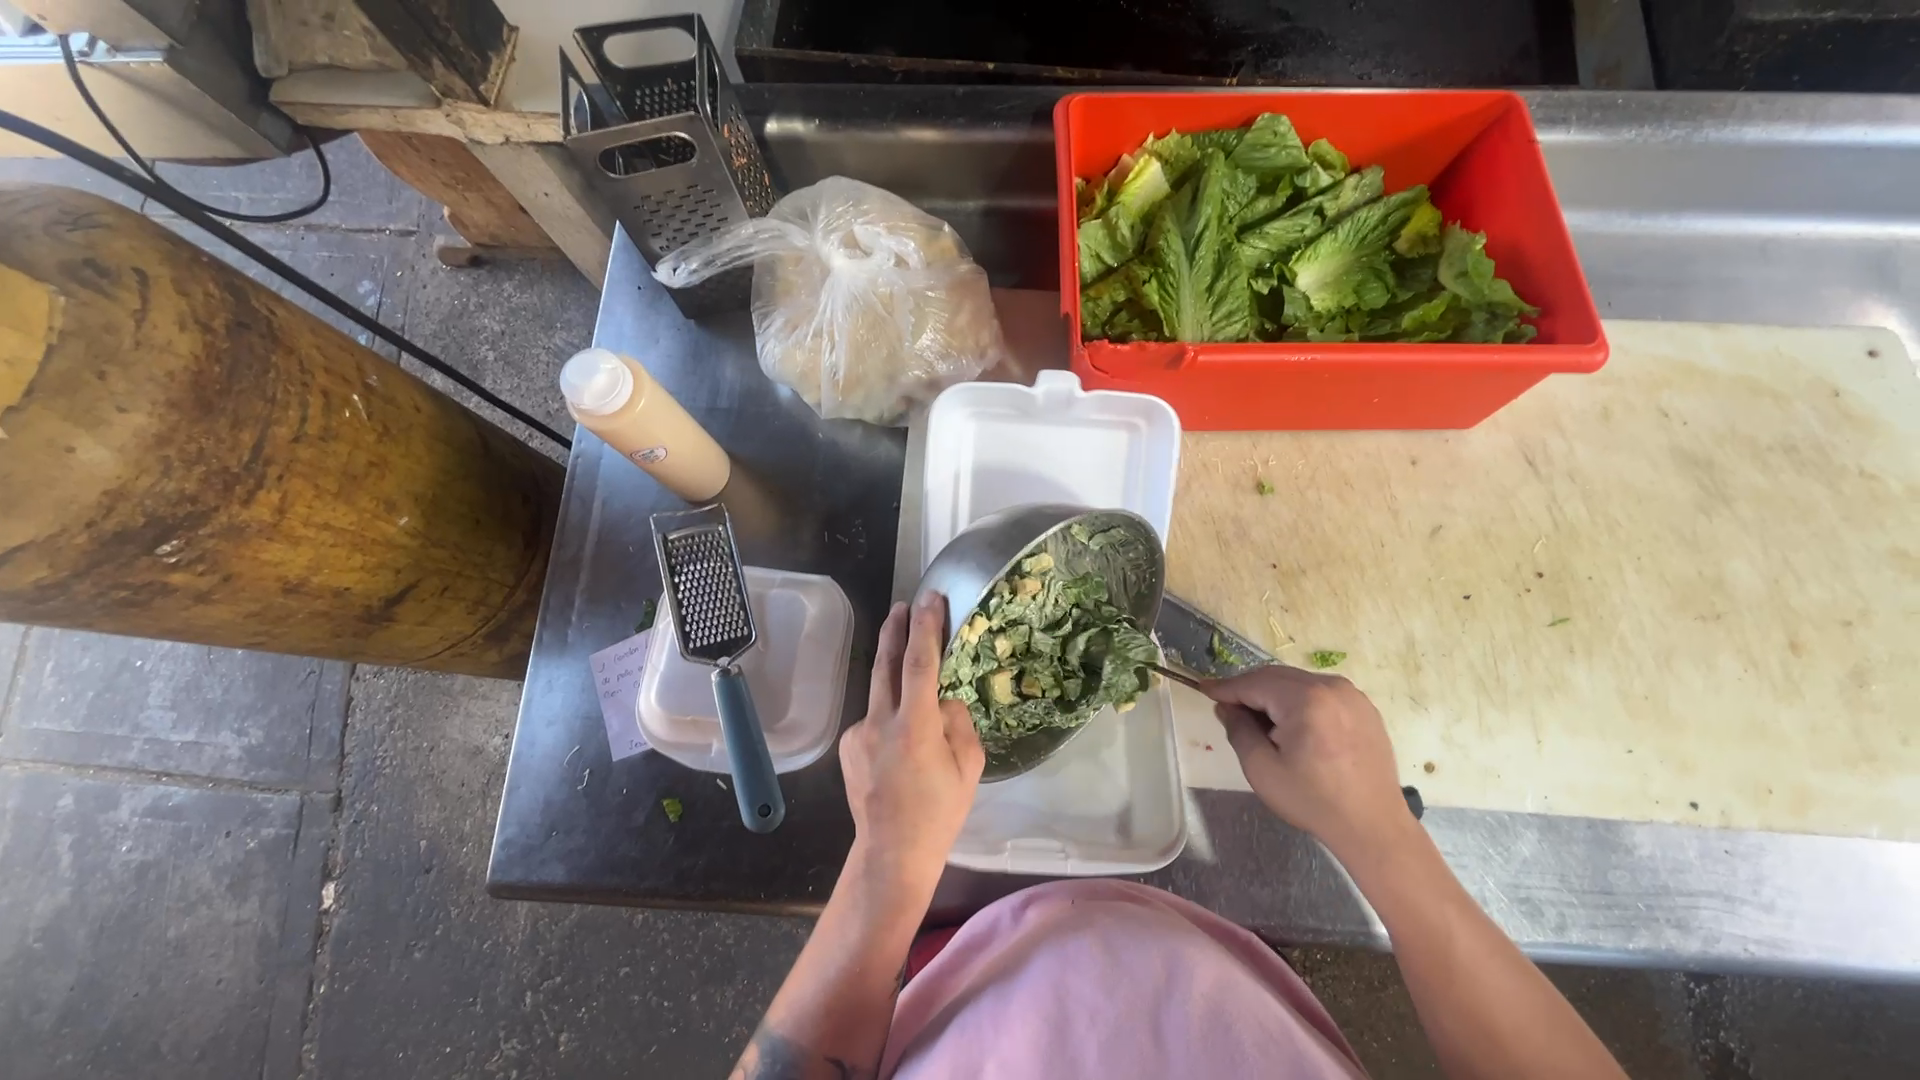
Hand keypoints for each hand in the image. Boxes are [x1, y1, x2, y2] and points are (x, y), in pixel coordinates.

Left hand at [838, 593, 984, 904]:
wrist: (891, 854)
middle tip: (905, 605)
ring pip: (881, 694)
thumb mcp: (969, 767)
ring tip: (913, 673)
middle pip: (886, 663)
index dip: (926, 628)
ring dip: (895, 677)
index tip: (931, 599)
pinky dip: (890, 718)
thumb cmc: (939, 813)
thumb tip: (942, 702)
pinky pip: (874, 720)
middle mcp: (879, 722)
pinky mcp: (848, 747)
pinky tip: (901, 745)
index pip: (920, 664)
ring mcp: (858, 734)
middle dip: (896, 630)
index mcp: (914, 727)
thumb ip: (958, 723)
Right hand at [1204, 665, 1411, 858]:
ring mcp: (1352, 696)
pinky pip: (1320, 693)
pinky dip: (1298, 700)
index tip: (1204, 689)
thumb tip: (1226, 707)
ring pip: (1298, 682)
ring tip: (1258, 719)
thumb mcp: (1261, 769)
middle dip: (1249, 689)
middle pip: (1277, 677)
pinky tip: (1290, 724)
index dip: (1226, 687)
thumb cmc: (1313, 800)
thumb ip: (1239, 730)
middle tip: (1227, 707)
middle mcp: (1331, 687)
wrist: (1373, 826)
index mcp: (1306, 699)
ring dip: (1273, 694)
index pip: (1254, 683)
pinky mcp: (1364, 708)